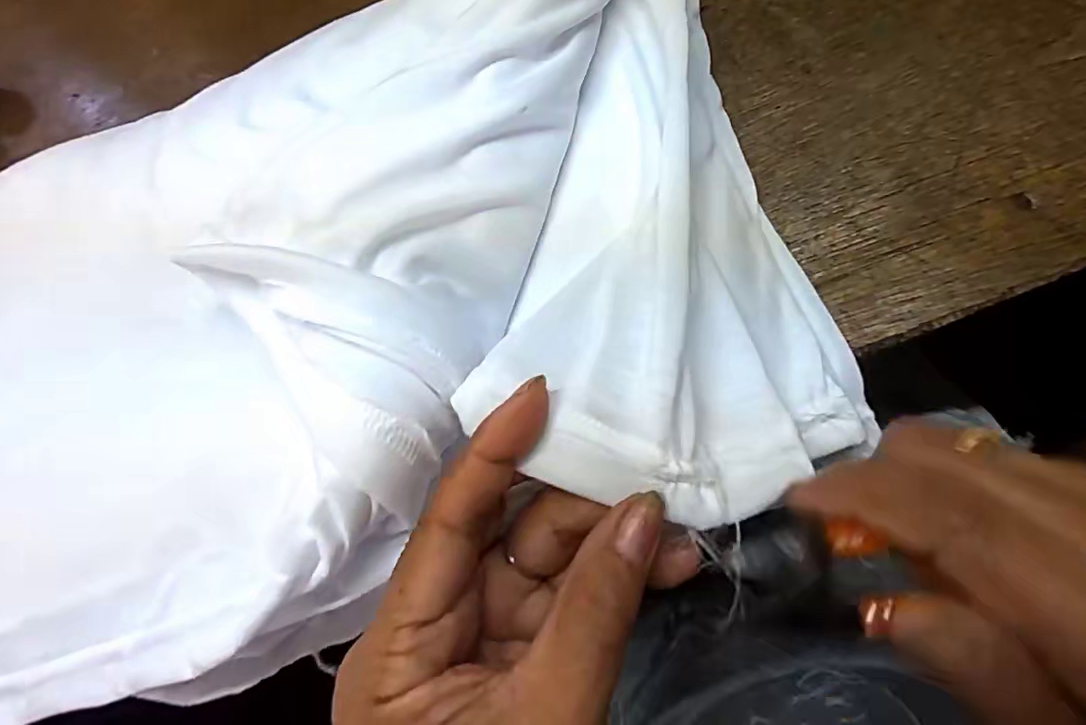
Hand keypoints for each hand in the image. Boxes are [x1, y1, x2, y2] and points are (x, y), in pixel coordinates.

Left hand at [333, 376, 702, 724]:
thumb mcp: (542, 718)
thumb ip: (593, 611)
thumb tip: (645, 512)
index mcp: (404, 641)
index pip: (450, 518)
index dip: (494, 449)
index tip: (541, 393)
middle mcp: (446, 625)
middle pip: (517, 531)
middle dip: (586, 503)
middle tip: (650, 480)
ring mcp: (497, 640)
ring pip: (560, 560)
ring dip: (622, 539)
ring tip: (682, 533)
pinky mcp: (539, 657)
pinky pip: (585, 596)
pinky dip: (629, 577)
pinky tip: (674, 564)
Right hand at [788, 422, 1085, 724]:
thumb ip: (983, 676)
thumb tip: (880, 601)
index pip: (952, 515)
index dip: (865, 491)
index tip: (800, 496)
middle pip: (952, 459)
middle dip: (876, 474)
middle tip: (839, 525)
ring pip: (969, 441)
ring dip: (909, 470)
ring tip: (889, 525)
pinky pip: (999, 451)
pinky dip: (951, 470)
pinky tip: (949, 518)